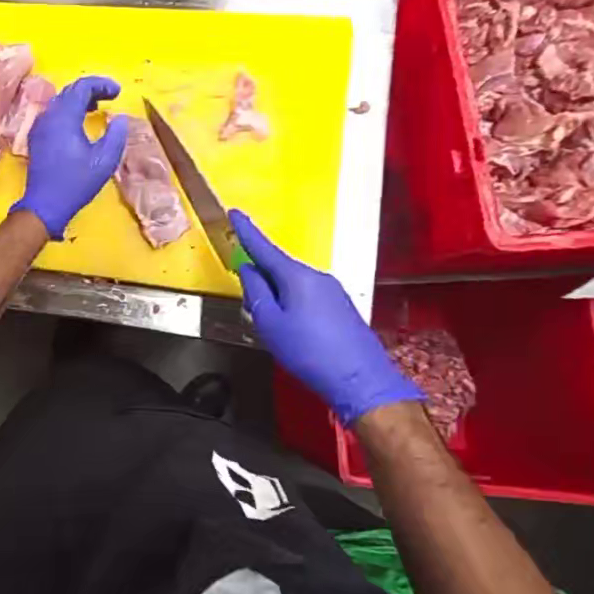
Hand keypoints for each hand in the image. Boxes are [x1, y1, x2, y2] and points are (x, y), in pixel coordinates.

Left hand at [10, 76, 128, 238]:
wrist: (44, 205)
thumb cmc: (75, 183)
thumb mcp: (104, 161)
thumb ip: (116, 135)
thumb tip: (120, 119)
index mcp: (64, 117)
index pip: (82, 86)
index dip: (102, 84)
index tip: (118, 92)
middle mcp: (48, 117)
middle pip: (69, 91)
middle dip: (91, 90)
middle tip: (110, 97)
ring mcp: (39, 127)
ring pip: (59, 102)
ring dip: (79, 101)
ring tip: (97, 108)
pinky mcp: (36, 139)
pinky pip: (53, 115)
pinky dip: (68, 112)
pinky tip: (78, 125)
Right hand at [232, 210, 423, 424]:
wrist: (359, 379)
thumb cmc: (308, 352)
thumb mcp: (270, 323)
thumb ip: (256, 292)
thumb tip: (249, 270)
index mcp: (297, 277)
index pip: (265, 248)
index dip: (246, 232)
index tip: (234, 214)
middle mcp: (317, 277)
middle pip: (279, 268)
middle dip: (260, 278)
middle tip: (247, 303)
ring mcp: (332, 291)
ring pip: (292, 284)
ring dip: (275, 295)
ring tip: (268, 323)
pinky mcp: (339, 307)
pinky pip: (306, 295)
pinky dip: (290, 303)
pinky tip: (288, 327)